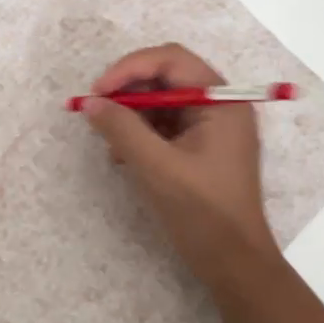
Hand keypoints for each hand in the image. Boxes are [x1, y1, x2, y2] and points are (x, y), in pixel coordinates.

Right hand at [79, 43, 275, 287]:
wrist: (235, 263)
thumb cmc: (202, 212)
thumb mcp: (156, 167)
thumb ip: (121, 129)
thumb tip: (89, 102)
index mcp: (221, 101)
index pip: (171, 59)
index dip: (129, 68)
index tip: (98, 92)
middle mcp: (220, 106)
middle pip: (166, 76)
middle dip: (128, 91)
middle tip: (99, 111)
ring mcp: (213, 128)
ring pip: (162, 101)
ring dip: (132, 115)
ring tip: (111, 144)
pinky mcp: (202, 148)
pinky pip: (166, 125)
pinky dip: (141, 134)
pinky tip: (124, 157)